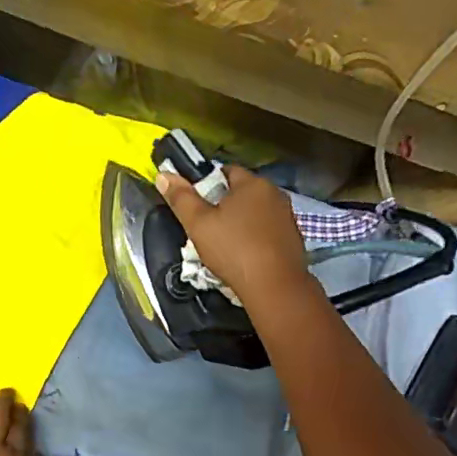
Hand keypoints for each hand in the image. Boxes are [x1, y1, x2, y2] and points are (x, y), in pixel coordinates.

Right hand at [156, 165, 315, 305]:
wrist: (273, 285)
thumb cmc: (232, 249)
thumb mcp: (198, 224)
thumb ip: (181, 198)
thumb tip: (163, 175)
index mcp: (252, 183)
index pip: (226, 171)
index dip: (208, 184)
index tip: (196, 204)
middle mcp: (274, 193)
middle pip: (242, 192)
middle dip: (224, 204)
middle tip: (206, 226)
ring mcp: (287, 215)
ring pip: (256, 211)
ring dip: (241, 221)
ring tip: (224, 242)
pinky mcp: (293, 236)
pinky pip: (267, 229)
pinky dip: (255, 236)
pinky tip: (244, 253)